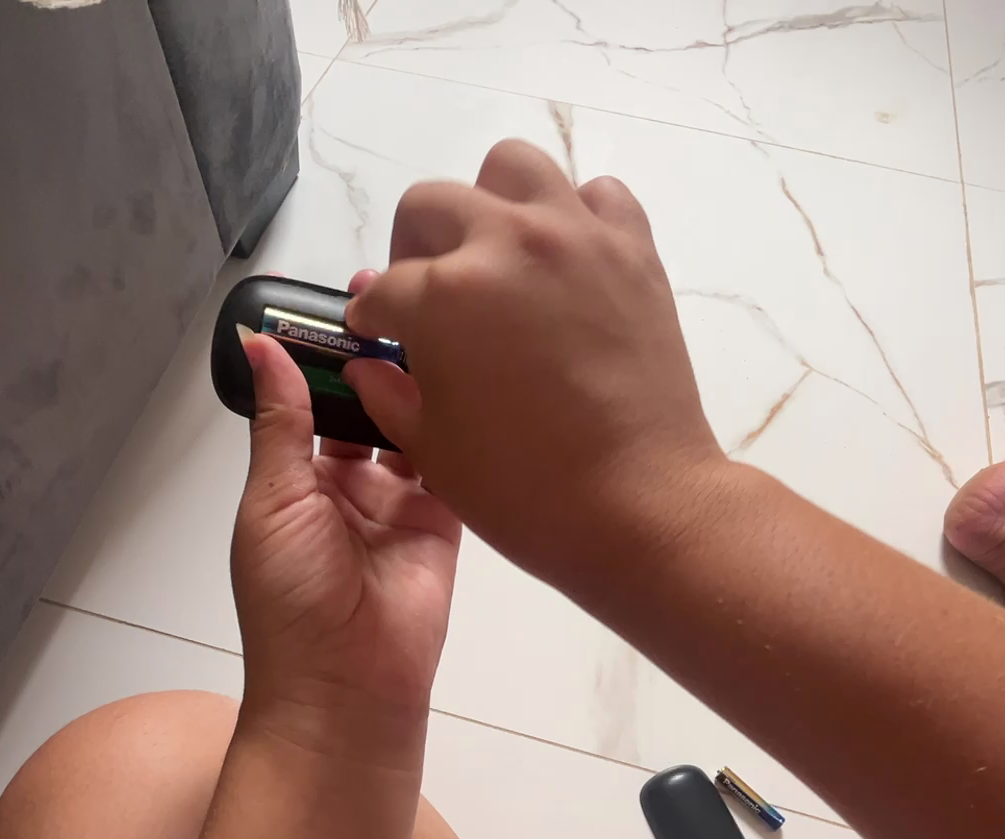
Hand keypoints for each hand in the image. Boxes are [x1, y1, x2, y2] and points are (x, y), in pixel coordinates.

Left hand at [231, 270, 461, 762]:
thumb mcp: (273, 501)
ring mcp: (398, 503)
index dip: (323, 361)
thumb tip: (259, 345)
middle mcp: (348, 487)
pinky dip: (454, 429)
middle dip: (375, 370)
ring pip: (410, 433)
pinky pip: (449, 467)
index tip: (341, 308)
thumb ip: (280, 423)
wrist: (349, 685)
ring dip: (415, 393)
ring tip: (435, 332)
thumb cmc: (292, 597)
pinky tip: (469, 380)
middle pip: (365, 413)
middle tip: (399, 308)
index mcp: (296, 481)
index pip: (311, 405)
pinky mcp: (442, 520)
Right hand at [341, 139, 724, 585]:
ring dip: (487, 206)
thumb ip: (388, 395)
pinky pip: (596, 197)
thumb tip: (365, 365)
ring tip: (495, 260)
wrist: (638, 504)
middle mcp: (505, 242)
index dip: (370, 318)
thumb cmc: (524, 491)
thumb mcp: (433, 451)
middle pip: (430, 203)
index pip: (382, 290)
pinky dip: (571, 217)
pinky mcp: (633, 249)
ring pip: (512, 168)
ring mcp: (576, 236)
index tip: (375, 336)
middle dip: (411, 249)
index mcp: (443, 296)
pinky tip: (564, 266)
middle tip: (427, 298)